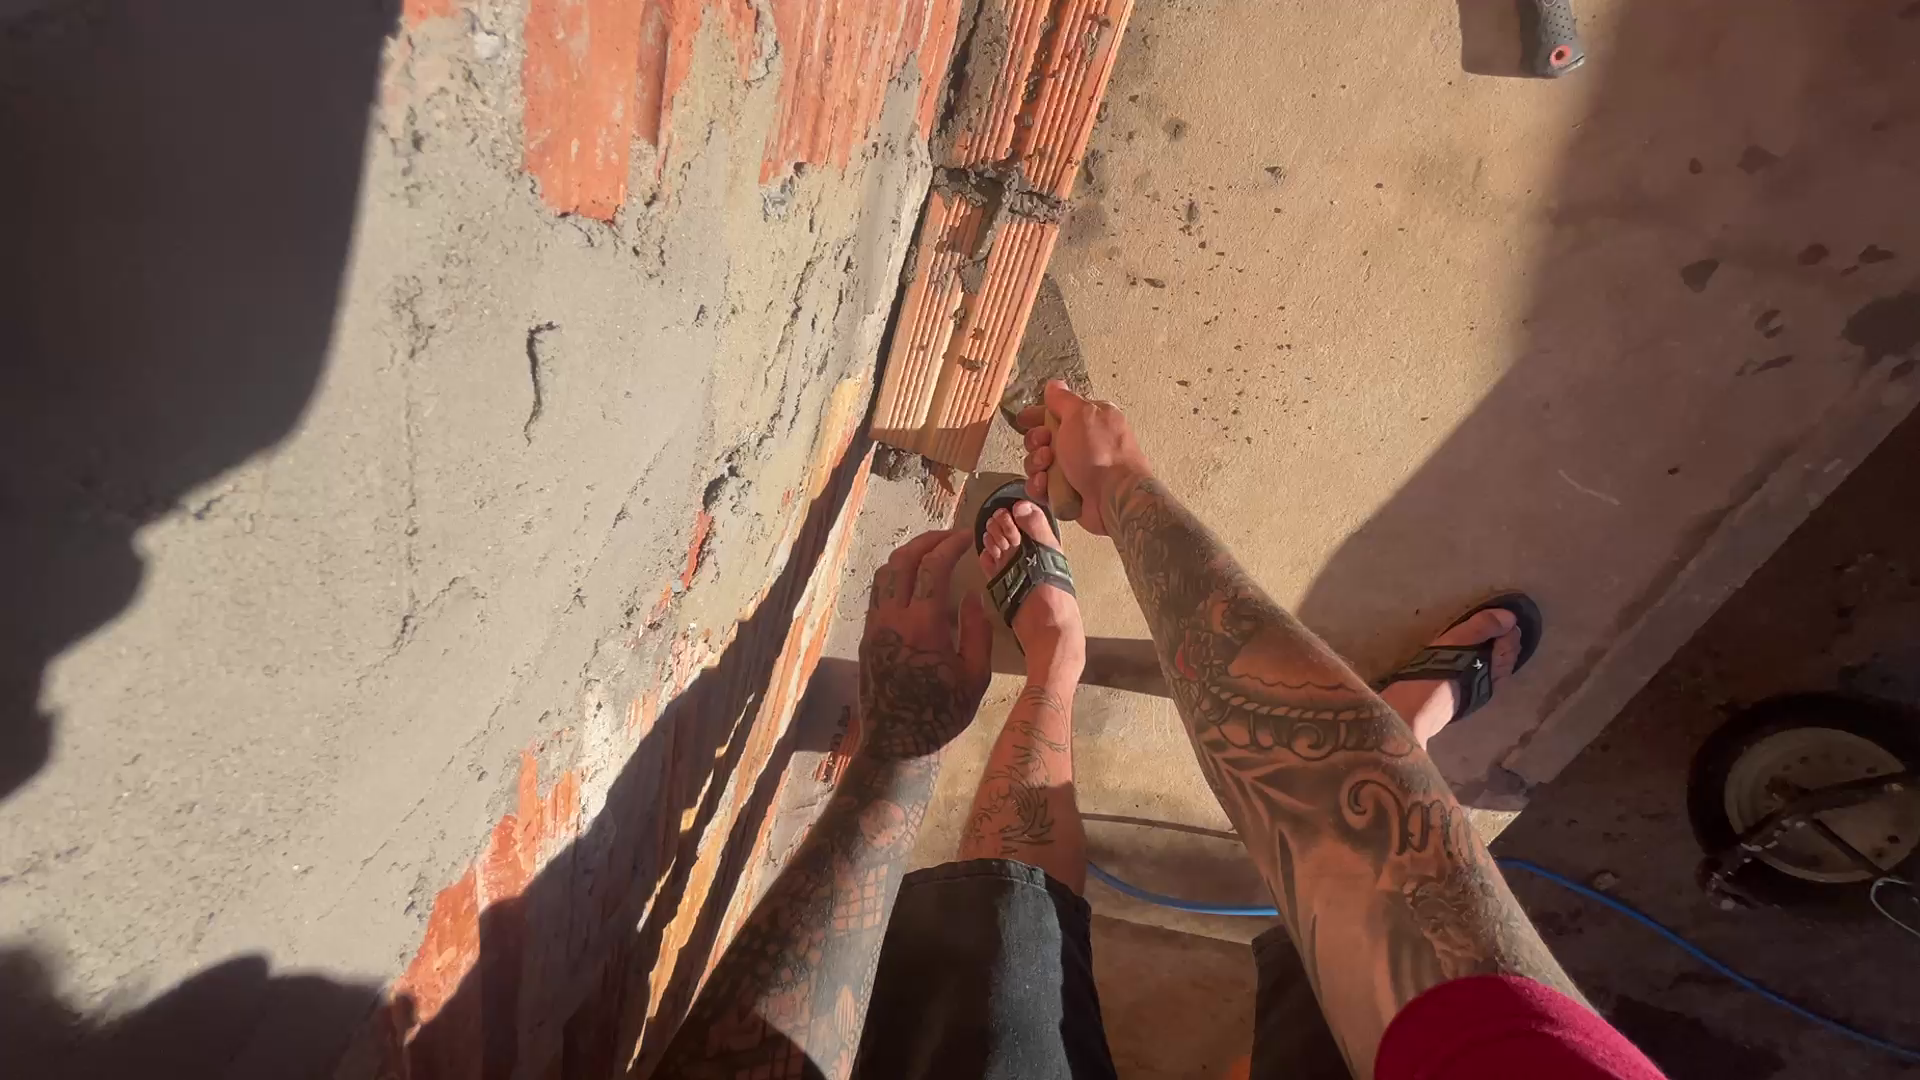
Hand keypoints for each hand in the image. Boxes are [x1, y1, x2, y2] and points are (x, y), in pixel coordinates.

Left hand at [859, 530, 992, 758]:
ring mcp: (874, 625)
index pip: (933, 567)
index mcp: (923, 625)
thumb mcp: (975, 676)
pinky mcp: (866, 636)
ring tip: (930, 552)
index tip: (966, 537)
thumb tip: (972, 596)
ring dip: (907, 554)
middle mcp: (893, 618)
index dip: (950, 545)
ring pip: (884, 573)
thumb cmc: (944, 714)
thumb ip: (977, 631)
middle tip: (948, 537)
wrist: (898, 743)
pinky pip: (877, 592)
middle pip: (902, 560)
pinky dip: (895, 575)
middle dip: (926, 540)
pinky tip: (913, 581)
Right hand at [977, 502, 1084, 676]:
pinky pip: (992, 568)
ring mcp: (1014, 572)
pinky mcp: (1004, 586)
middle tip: (995, 525)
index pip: (1024, 523)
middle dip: (1000, 527)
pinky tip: (985, 556)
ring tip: (990, 539)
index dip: (1013, 516)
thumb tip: (1021, 504)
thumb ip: (1037, 528)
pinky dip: (986, 561)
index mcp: (1043, 547)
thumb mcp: (1048, 553)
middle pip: (1009, 534)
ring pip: (998, 549)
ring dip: (992, 541)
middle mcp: (1028, 557)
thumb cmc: (1052, 592)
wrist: (1047, 630)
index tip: (1006, 513)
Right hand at [1013, 380, 1151, 535]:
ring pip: (1039, 464)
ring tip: (1046, 468)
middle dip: (1036, 441)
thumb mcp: (1081, 415)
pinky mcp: (1067, 494)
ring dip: (1036, 464)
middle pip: (1043, 439)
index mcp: (1089, 420)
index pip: (1057, 412)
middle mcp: (1083, 444)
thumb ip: (1063, 400)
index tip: (1024, 420)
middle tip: (1045, 446)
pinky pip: (1042, 488)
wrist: (1113, 497)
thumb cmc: (1100, 452)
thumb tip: (1054, 385)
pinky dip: (1039, 486)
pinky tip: (1045, 485)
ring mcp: (1075, 470)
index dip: (1038, 415)